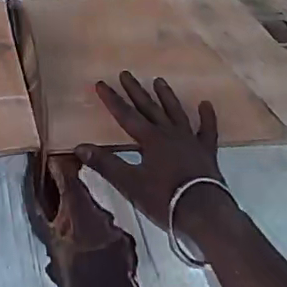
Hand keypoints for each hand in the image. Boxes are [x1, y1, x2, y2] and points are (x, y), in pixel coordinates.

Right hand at [75, 72, 226, 235]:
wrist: (205, 213)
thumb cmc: (164, 198)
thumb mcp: (129, 182)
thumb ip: (104, 163)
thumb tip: (79, 147)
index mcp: (150, 139)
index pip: (126, 115)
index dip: (112, 99)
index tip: (101, 83)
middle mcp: (169, 134)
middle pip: (149, 108)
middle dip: (135, 91)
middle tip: (126, 74)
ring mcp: (190, 141)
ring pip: (175, 113)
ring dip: (166, 97)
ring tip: (158, 81)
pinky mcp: (206, 152)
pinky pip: (207, 130)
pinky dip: (207, 117)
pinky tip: (205, 104)